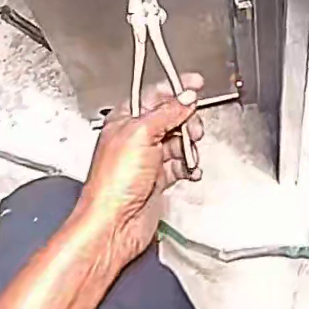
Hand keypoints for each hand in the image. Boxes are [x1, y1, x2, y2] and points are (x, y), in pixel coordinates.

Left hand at [75, 72, 204, 268]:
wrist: (114, 225)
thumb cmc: (113, 183)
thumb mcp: (142, 134)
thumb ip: (168, 111)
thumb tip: (186, 96)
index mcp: (125, 119)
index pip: (154, 94)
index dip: (176, 88)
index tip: (196, 84)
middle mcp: (136, 137)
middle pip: (171, 117)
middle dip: (187, 121)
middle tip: (192, 129)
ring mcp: (148, 158)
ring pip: (179, 141)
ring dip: (189, 147)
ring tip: (188, 156)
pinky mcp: (158, 178)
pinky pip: (181, 165)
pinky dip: (189, 167)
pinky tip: (190, 170)